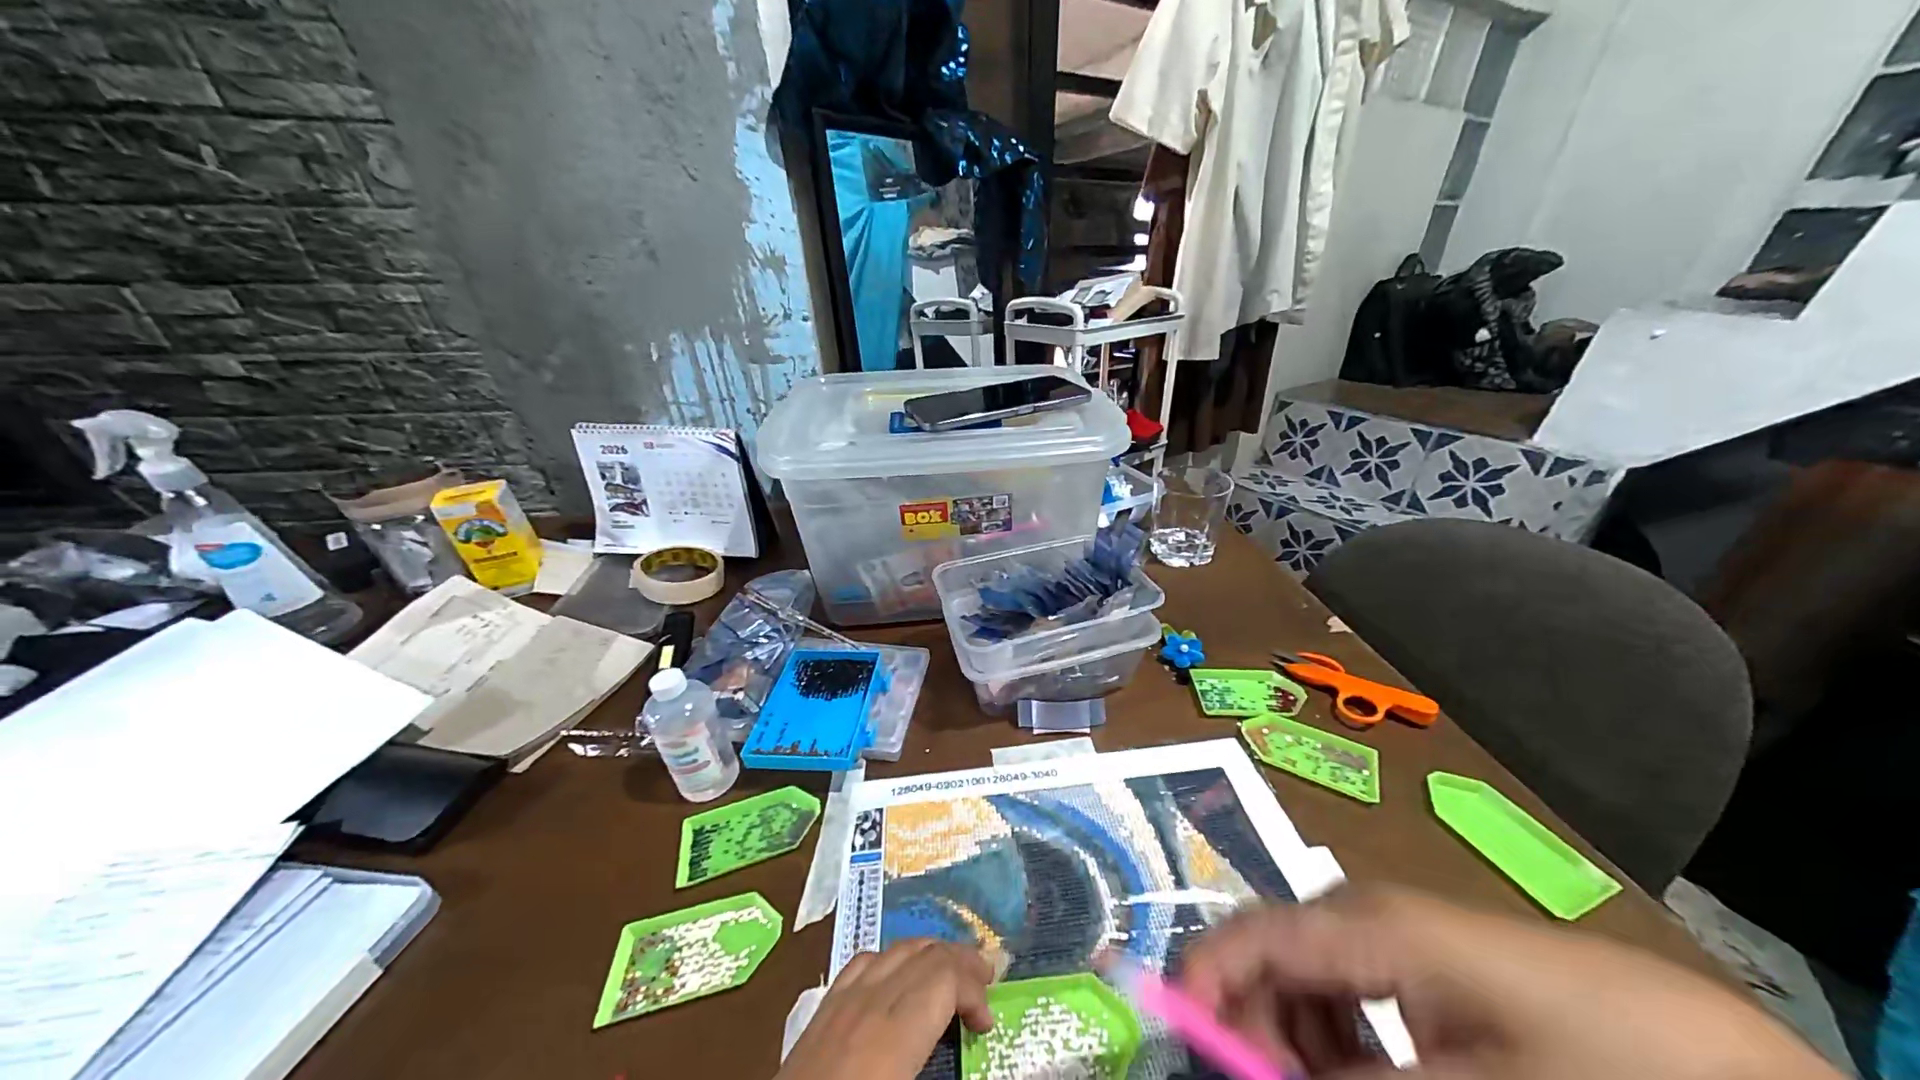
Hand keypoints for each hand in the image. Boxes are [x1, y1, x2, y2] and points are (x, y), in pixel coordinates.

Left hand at [776, 940, 993, 1079]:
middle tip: (986, 985)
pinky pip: (865, 962)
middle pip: (923, 954)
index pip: (942, 976)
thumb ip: (936, 1068)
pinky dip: (896, 960)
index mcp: (892, 1035)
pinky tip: (901, 980)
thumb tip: (972, 1045)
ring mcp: (842, 999)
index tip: (986, 1024)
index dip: (973, 991)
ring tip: (953, 976)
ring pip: (896, 950)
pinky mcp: (824, 1008)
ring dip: (932, 956)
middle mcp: (868, 1003)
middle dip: (961, 962)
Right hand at [1179, 885, 1840, 1079]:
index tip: (1178, 1037)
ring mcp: (1403, 941)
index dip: (1203, 979)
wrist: (1730, 1072)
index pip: (1253, 934)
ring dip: (1292, 1040)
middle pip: (1272, 956)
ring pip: (1307, 981)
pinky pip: (1353, 998)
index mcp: (1368, 924)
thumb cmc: (1594, 1067)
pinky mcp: (1432, 971)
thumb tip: (1257, 1072)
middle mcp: (1370, 918)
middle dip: (1251, 1023)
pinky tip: (1365, 1076)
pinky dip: (1337, 1045)